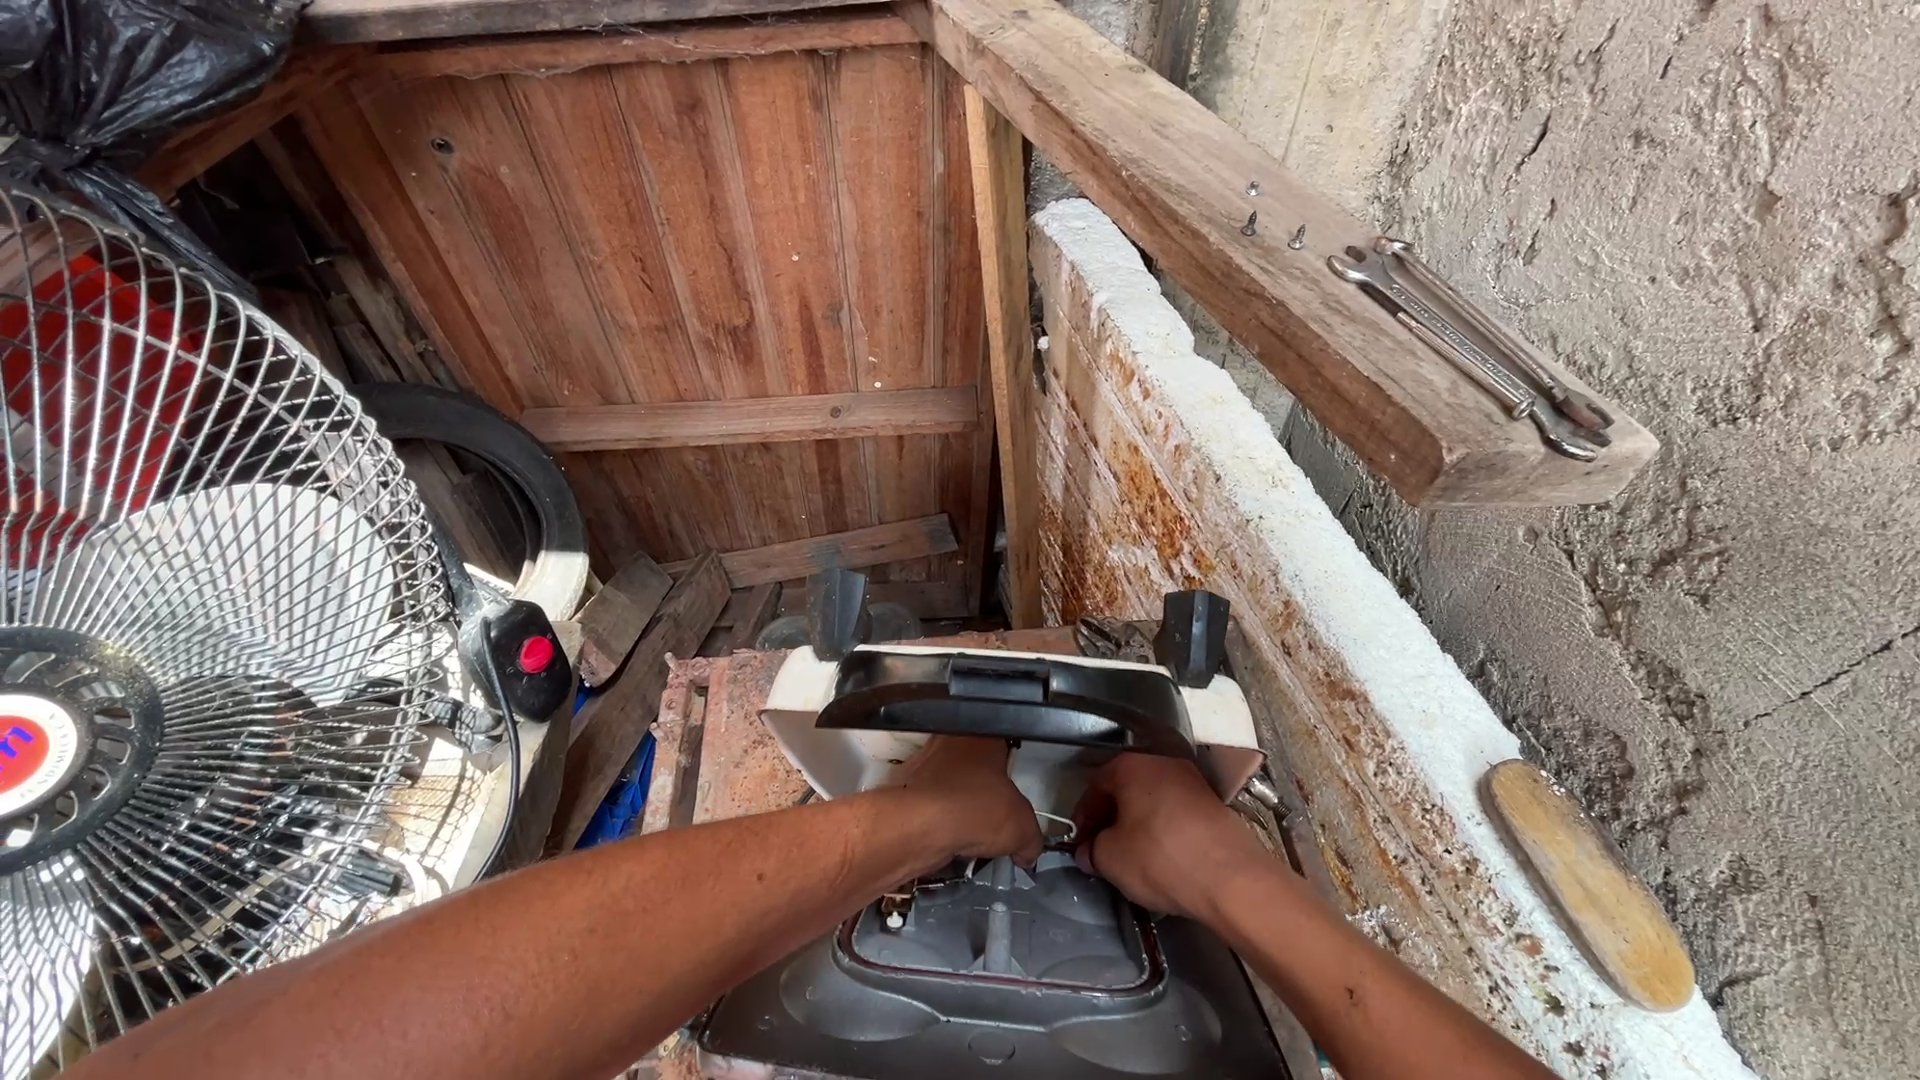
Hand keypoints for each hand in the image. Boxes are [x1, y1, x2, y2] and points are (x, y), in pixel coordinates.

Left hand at [890, 736, 1042, 867]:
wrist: (917, 825)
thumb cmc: (975, 809)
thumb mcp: (1022, 828)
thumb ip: (1032, 838)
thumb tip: (1029, 851)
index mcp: (983, 736)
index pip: (1004, 746)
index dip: (1010, 769)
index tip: (1012, 792)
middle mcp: (951, 739)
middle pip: (974, 763)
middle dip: (983, 789)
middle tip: (993, 814)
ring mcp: (924, 759)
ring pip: (949, 781)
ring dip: (958, 803)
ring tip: (969, 832)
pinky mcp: (904, 784)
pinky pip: (930, 799)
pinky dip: (937, 816)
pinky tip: (947, 836)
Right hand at [1071, 753, 1280, 922]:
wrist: (1233, 878)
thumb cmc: (1161, 858)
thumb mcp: (1111, 859)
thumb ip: (1092, 851)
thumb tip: (1089, 852)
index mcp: (1131, 766)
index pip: (1095, 785)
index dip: (1083, 815)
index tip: (1081, 842)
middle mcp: (1163, 763)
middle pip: (1126, 788)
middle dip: (1111, 818)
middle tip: (1103, 848)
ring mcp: (1193, 781)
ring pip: (1153, 800)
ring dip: (1138, 823)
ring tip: (1133, 855)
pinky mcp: (1215, 804)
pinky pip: (1177, 812)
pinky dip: (1164, 829)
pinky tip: (1164, 857)